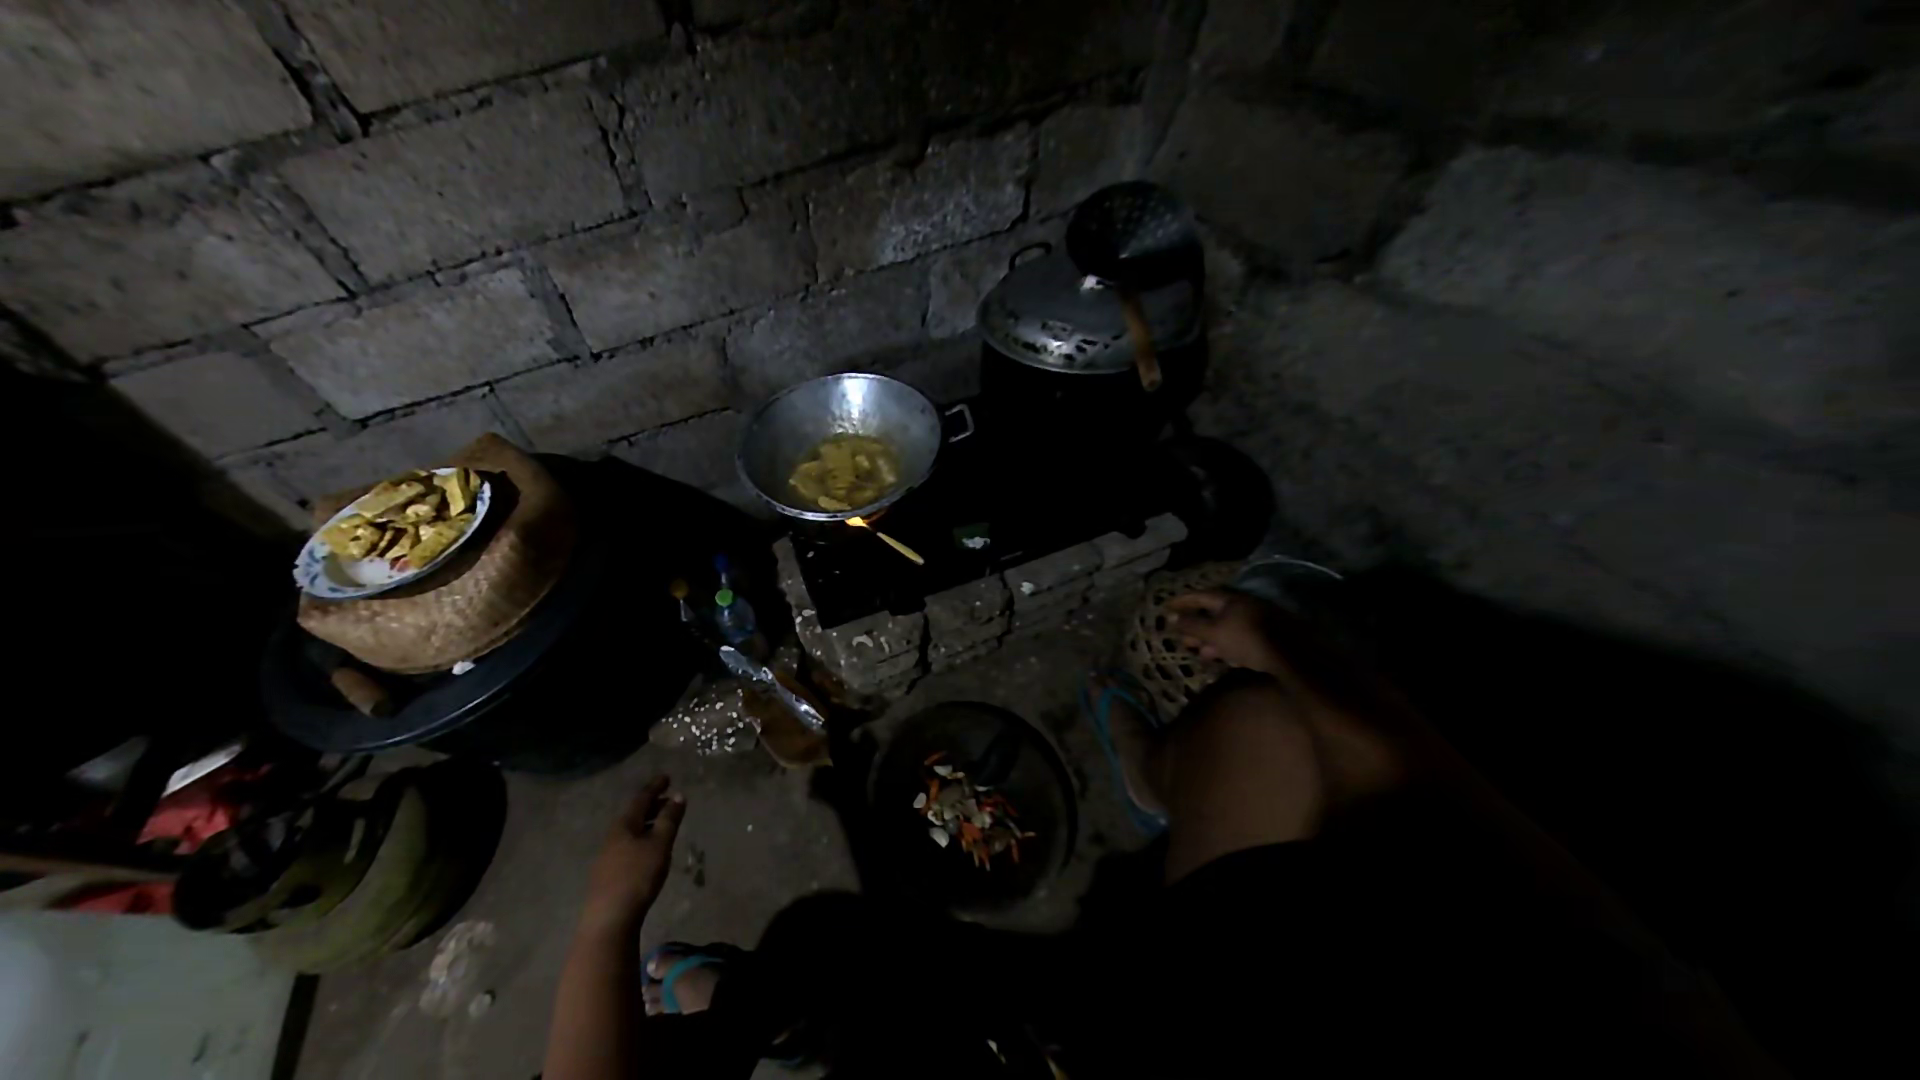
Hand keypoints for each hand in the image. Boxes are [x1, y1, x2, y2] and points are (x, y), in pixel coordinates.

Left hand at [580, 775, 685, 931]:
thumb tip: (678, 796)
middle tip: (669, 799)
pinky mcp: (608, 875)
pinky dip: (641, 838)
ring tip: (663, 823)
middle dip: (652, 805)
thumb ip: (669, 819)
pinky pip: (627, 846)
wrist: (609, 919)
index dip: (655, 787)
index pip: (641, 799)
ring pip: (630, 832)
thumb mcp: (660, 844)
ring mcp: (607, 857)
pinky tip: (648, 850)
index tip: (667, 777)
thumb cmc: (637, 876)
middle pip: (634, 815)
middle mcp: (612, 838)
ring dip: (647, 823)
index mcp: (624, 826)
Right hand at [1165, 590, 1288, 676]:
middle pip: (1214, 612)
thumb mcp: (1214, 633)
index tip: (1166, 607)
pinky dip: (1228, 645)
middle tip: (1182, 636)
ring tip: (1199, 651)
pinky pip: (1241, 637)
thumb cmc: (1246, 640)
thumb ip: (1192, 625)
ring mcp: (1258, 619)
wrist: (1291, 656)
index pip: (1200, 595)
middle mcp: (1244, 605)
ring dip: (1212, 639)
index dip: (1182, 601)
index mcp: (1230, 599)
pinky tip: (1224, 658)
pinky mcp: (1269, 636)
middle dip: (1196, 624)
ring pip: (1228, 627)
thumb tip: (1172, 617)